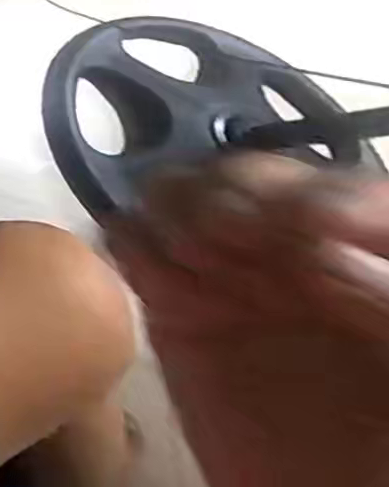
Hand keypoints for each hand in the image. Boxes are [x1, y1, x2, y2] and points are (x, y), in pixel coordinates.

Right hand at [109, 153, 388, 486]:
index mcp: (378, 267)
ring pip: (175, 195)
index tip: (312, 222)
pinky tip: (150, 271)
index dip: (324, 191)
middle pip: (248, 180)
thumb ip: (388, 306)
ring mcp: (230, 279)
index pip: (348, 193)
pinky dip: (123, 238)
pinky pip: (125, 241)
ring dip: (171, 208)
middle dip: (231, 192)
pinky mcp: (167, 300)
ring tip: (193, 255)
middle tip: (234, 236)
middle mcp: (305, 259)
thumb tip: (322, 247)